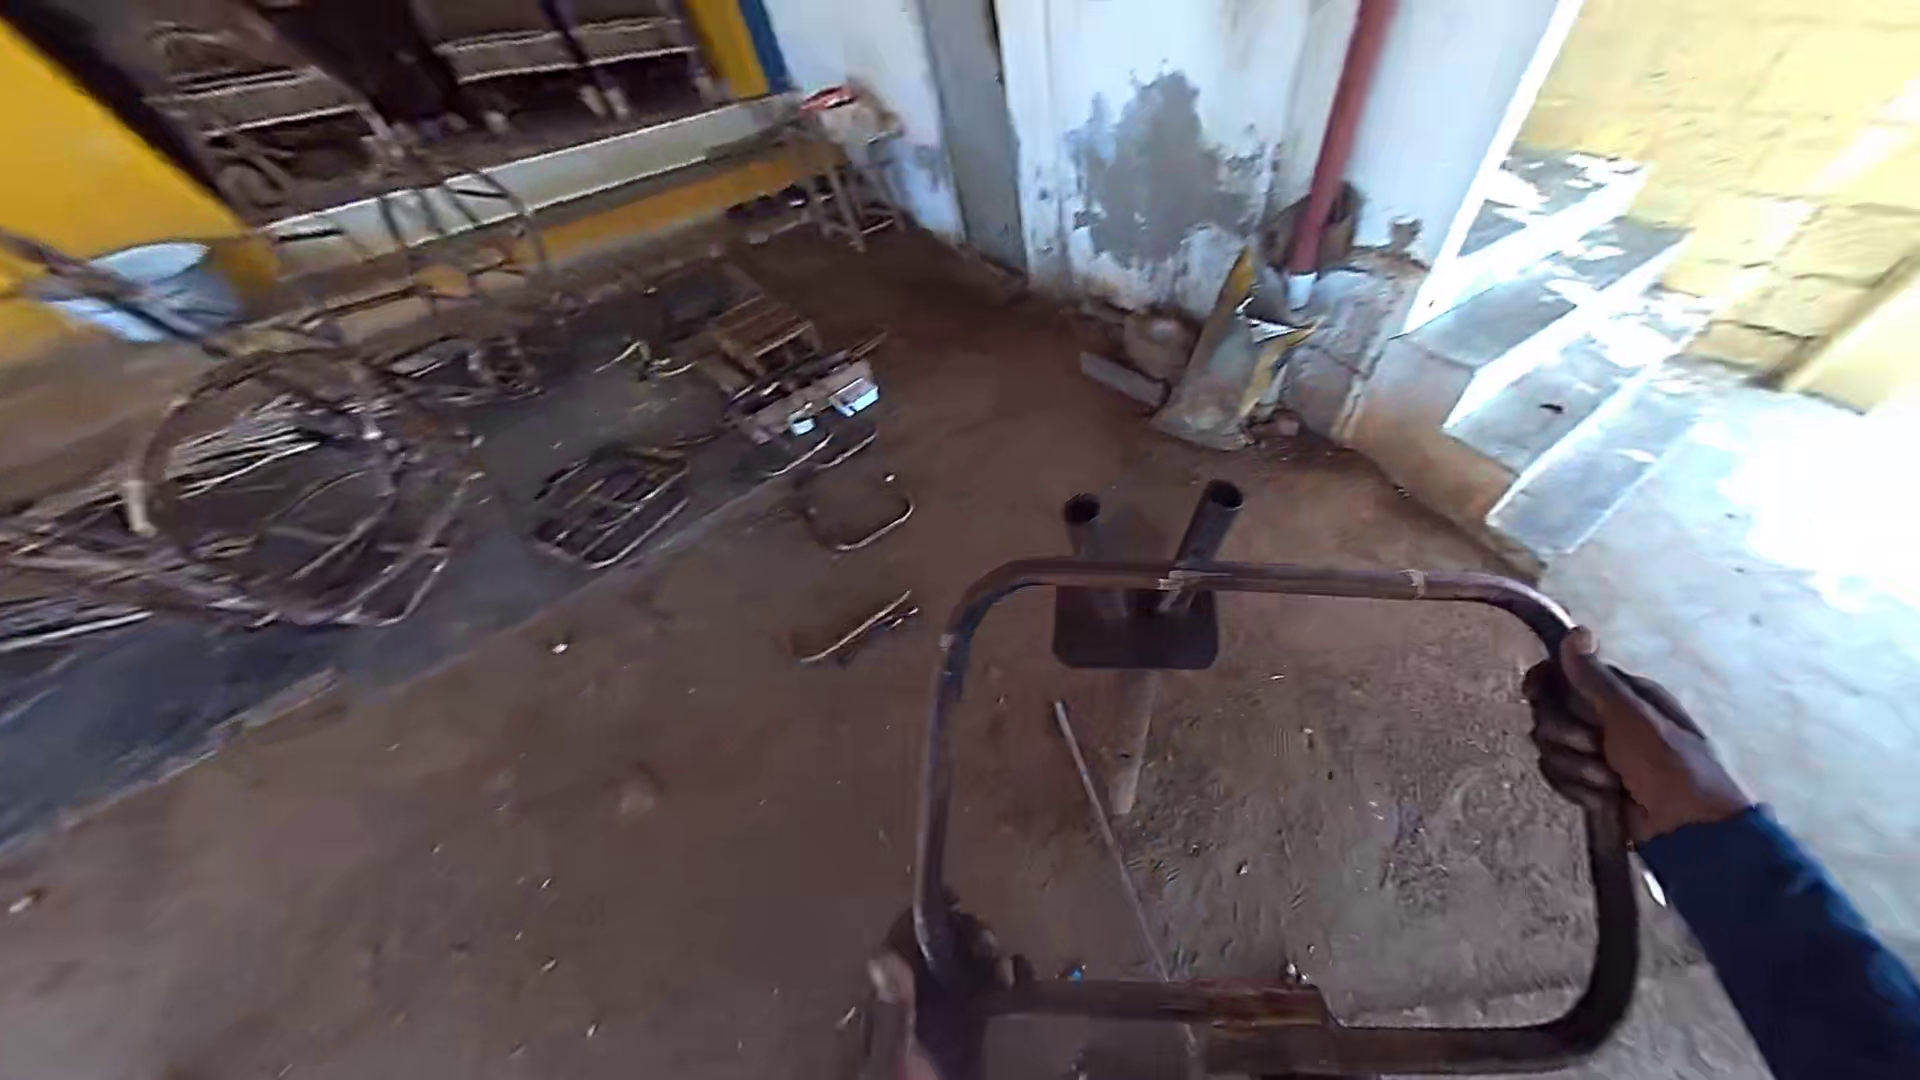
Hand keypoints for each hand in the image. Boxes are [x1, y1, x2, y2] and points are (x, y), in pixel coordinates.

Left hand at [860, 901, 1024, 1079]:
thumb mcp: (896, 1060)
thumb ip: (894, 1011)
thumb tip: (881, 955)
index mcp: (897, 994)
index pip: (907, 937)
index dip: (928, 913)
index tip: (954, 898)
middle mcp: (923, 994)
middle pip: (945, 944)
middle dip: (968, 933)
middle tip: (987, 944)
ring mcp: (950, 1011)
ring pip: (972, 961)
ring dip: (992, 953)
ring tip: (1006, 967)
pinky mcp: (976, 1029)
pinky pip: (994, 989)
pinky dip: (1011, 975)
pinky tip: (1022, 978)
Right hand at [1524, 627, 1751, 843]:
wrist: (1691, 832)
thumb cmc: (1672, 768)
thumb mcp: (1633, 719)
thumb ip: (1595, 678)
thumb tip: (1577, 631)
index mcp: (1620, 696)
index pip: (1559, 675)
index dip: (1541, 684)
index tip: (1534, 695)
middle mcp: (1603, 717)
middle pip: (1545, 711)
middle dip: (1564, 734)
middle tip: (1594, 748)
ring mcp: (1593, 749)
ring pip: (1545, 743)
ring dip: (1573, 765)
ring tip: (1607, 780)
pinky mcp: (1583, 776)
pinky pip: (1552, 770)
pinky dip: (1575, 786)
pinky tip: (1603, 796)